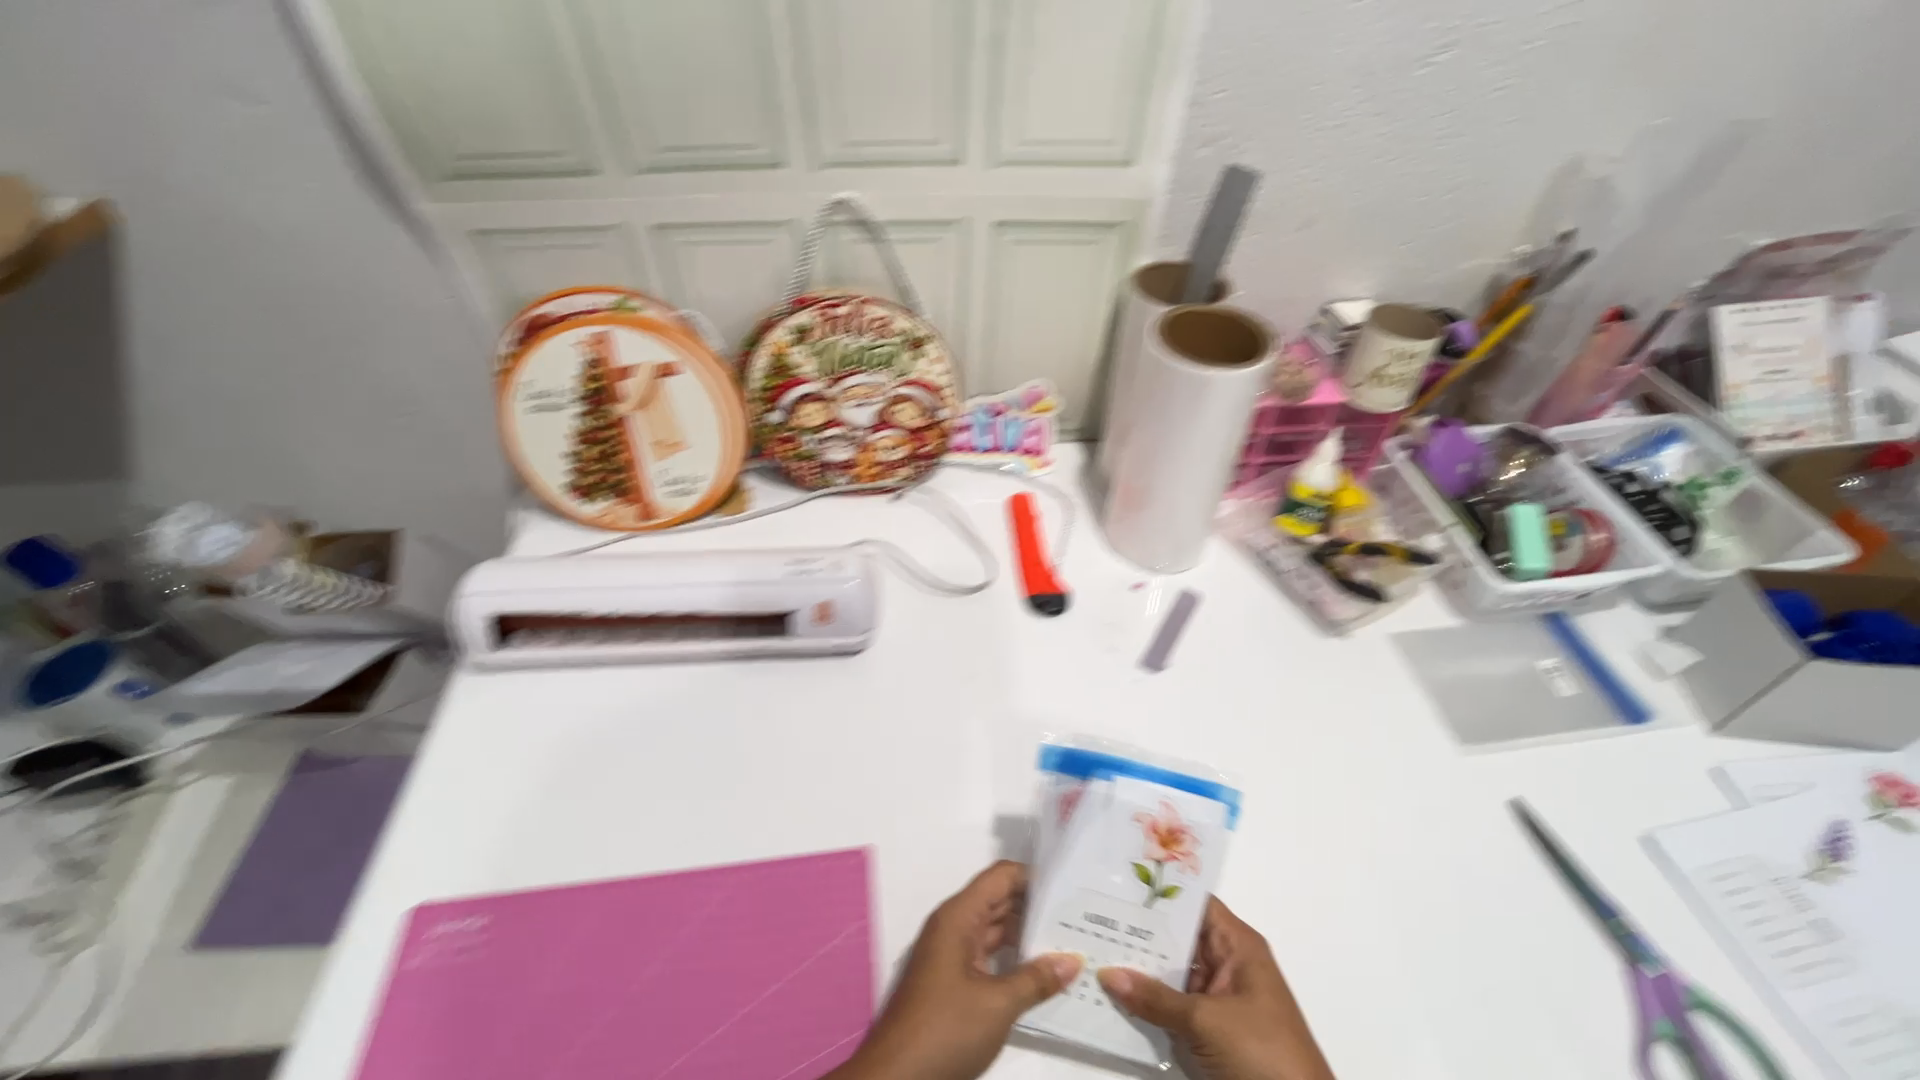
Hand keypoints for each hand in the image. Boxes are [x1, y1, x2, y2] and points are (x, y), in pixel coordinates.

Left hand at [827, 861, 1080, 1079]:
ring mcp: (952, 956)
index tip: (1071, 887)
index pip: (1001, 877)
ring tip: (1073, 940)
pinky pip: (990, 958)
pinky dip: (1015, 960)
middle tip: (1081, 914)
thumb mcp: (997, 1004)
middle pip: (1000, 901)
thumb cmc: (944, 1029)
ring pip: (996, 932)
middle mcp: (954, 928)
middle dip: (1037, 906)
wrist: (896, 1078)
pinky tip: (1045, 973)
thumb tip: (1073, 960)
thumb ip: (1036, 979)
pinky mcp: (954, 983)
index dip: (1034, 877)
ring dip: (1028, 935)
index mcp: (958, 917)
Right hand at [1098, 898, 1334, 1079]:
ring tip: (1088, 952)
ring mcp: (1217, 1001)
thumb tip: (1105, 973)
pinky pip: (1171, 1008)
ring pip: (1171, 975)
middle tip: (1088, 918)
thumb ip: (1155, 998)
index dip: (1159, 894)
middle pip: (1178, 938)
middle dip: (1138, 933)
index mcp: (1237, 947)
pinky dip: (1145, 1004)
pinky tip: (1107, 997)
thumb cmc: (1262, 1054)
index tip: (1114, 884)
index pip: (1195, 904)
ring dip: (1137, 970)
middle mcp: (1227, 965)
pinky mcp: (1209, 1033)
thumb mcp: (1205, 1021)